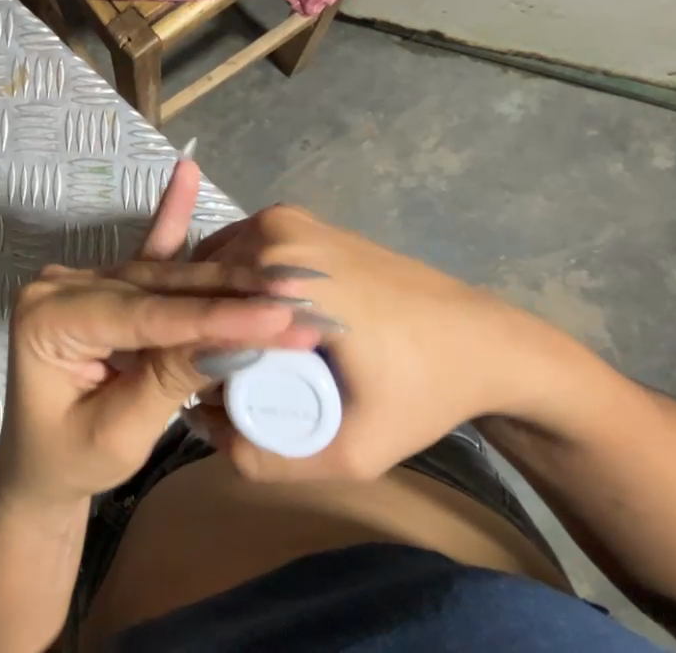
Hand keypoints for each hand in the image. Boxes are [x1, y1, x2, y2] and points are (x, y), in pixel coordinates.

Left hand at [0, 160, 313, 505]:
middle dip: (232, 294)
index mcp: (49, 319)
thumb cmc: (70, 457)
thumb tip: (237, 341)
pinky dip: (171, 218)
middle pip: (158, 287)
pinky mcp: (103, 286)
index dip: (215, 317)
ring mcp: (82, 282)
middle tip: (302, 295)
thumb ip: (168, 377)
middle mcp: (61, 287)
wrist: (41, 464)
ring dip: (223, 276)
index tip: (281, 316)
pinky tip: (187, 173)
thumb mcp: (119, 431)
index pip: (146, 315)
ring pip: (163, 276)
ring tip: (283, 269)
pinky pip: (145, 256)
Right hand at [178, 204, 596, 481]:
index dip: (188, 355)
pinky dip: (231, 280)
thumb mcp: (350, 451)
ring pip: (213, 266)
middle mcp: (274, 233)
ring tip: (233, 349)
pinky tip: (250, 319)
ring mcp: (284, 218)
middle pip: (199, 286)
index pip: (194, 315)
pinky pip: (236, 250)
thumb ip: (268, 459)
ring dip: (210, 303)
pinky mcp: (294, 217)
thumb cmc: (420, 393)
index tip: (204, 389)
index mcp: (279, 276)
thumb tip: (200, 426)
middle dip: (196, 326)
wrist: (486, 344)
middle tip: (217, 374)